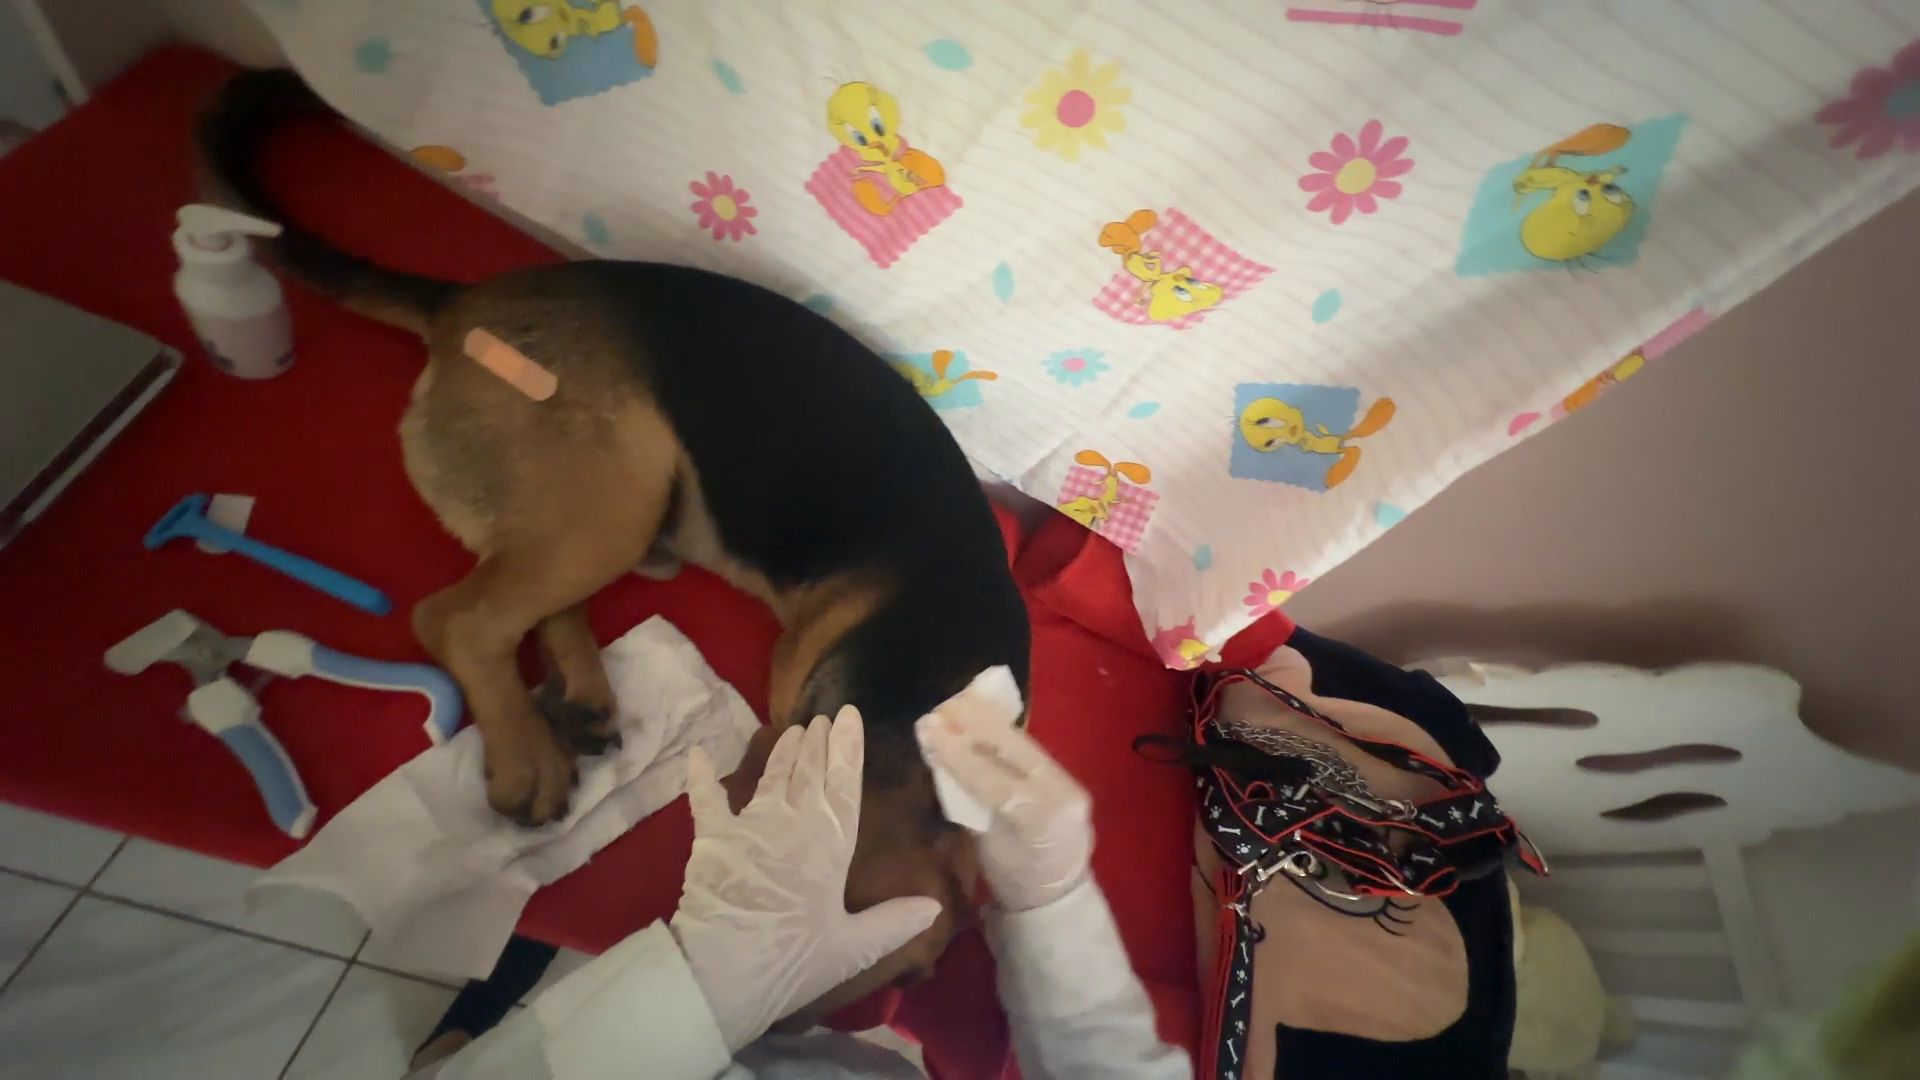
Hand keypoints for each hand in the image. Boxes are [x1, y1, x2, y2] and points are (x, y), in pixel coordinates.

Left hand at [671, 708, 940, 1052]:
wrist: (720, 974)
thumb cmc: (792, 961)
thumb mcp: (852, 949)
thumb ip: (894, 922)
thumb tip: (936, 906)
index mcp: (830, 841)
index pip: (846, 782)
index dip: (849, 746)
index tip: (850, 716)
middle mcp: (794, 820)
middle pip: (810, 769)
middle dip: (818, 741)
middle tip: (822, 718)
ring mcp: (751, 824)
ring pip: (772, 775)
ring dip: (783, 750)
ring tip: (793, 730)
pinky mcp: (713, 837)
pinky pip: (706, 799)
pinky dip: (702, 776)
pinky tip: (699, 754)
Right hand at [916, 698, 1092, 911]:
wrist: (1058, 896)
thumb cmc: (1013, 880)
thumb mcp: (985, 844)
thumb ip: (969, 800)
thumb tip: (943, 756)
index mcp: (1040, 820)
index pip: (995, 779)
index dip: (960, 752)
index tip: (931, 727)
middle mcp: (1061, 795)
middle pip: (1014, 750)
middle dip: (976, 723)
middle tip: (945, 705)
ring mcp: (1069, 784)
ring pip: (1023, 744)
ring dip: (989, 722)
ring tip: (960, 704)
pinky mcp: (1067, 778)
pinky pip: (1030, 750)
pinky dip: (1002, 734)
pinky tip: (981, 719)